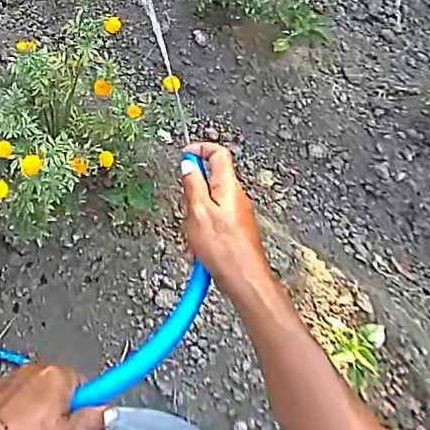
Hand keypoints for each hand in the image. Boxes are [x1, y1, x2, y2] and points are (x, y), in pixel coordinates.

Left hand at [0, 362, 105, 429]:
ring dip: (37, 407)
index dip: (85, 403)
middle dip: (60, 406)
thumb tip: (107, 412)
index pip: (84, 382)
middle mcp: (36, 368)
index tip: (85, 417)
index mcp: (58, 375)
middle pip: (60, 384)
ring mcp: (13, 376)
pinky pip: (15, 395)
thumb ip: (91, 421)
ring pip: (36, 389)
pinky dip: (17, 408)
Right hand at [181, 142, 273, 298]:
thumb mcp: (198, 212)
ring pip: (210, 201)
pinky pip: (215, 219)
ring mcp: (238, 213)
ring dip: (196, 212)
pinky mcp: (236, 228)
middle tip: (187, 205)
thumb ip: (192, 185)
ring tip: (194, 232)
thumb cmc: (224, 250)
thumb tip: (188, 165)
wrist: (246, 281)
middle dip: (193, 189)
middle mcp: (236, 196)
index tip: (184, 155)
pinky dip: (204, 228)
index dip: (200, 148)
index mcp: (228, 186)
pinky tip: (201, 248)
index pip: (218, 152)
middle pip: (211, 177)